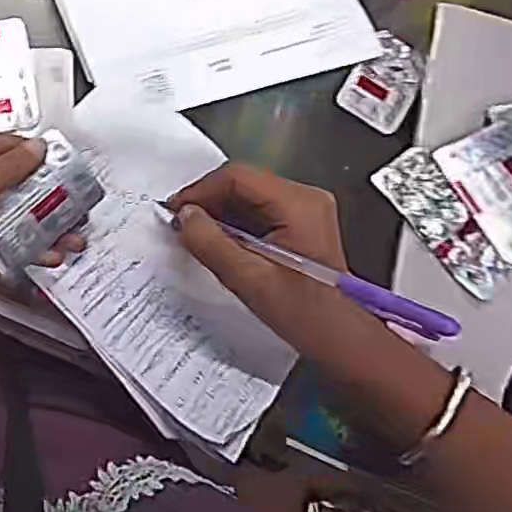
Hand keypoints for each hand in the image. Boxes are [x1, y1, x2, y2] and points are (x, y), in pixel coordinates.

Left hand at [0, 133, 82, 280]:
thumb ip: (9, 167)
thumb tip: (37, 147)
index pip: (21, 147)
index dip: (50, 165)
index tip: (74, 185)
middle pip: (18, 180)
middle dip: (49, 203)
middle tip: (72, 224)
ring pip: (7, 207)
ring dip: (36, 226)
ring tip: (60, 245)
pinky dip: (12, 238)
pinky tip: (30, 253)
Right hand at [168, 164, 367, 357]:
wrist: (336, 333)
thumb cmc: (303, 312)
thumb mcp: (248, 278)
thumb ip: (210, 242)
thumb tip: (185, 216)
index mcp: (298, 205)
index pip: (236, 178)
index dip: (199, 191)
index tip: (175, 211)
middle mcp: (304, 198)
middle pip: (241, 182)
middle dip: (207, 201)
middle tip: (182, 224)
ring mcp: (303, 208)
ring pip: (245, 195)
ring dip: (217, 212)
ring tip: (198, 236)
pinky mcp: (297, 221)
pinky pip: (254, 209)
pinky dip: (231, 221)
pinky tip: (219, 242)